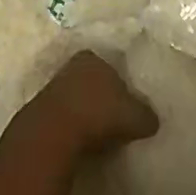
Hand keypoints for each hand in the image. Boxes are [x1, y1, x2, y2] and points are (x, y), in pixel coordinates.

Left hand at [26, 50, 159, 155]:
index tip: (127, 105)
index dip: (120, 86)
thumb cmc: (99, 113)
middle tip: (114, 119)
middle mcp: (73, 65)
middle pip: (92, 80)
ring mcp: (55, 84)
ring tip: (98, 132)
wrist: (55, 130)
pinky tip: (81, 137)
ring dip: (85, 110)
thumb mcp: (135, 116)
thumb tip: (152, 120)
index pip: (110, 67)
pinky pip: (65, 113)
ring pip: (77, 96)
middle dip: (101, 96)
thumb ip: (146, 114)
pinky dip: (73, 122)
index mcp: (93, 57)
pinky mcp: (42, 107)